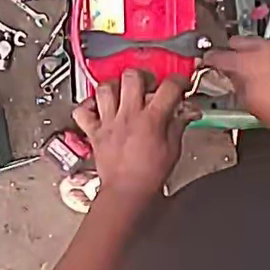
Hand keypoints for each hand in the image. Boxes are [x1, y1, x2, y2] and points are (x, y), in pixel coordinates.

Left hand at [72, 70, 189, 207]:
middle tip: (148, 84)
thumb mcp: (173, 149)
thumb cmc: (149, 176)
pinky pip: (82, 111)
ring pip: (105, 88)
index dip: (178, 81)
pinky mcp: (94, 132)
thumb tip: (187, 112)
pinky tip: (98, 107)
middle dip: (143, 76)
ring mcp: (109, 122)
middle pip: (132, 77)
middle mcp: (128, 116)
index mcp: (151, 120)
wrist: (127, 193)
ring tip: (123, 92)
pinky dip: (88, 106)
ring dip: (115, 86)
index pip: (169, 88)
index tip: (180, 85)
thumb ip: (178, 125)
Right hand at [202, 36, 269, 138]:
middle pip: (235, 42)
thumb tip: (230, 78)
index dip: (209, 60)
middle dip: (229, 52)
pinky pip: (267, 50)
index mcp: (245, 61)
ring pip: (253, 43)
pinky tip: (261, 72)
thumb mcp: (247, 101)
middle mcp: (261, 49)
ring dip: (245, 53)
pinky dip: (260, 57)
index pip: (218, 55)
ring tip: (244, 71)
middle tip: (226, 66)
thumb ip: (234, 84)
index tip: (207, 64)